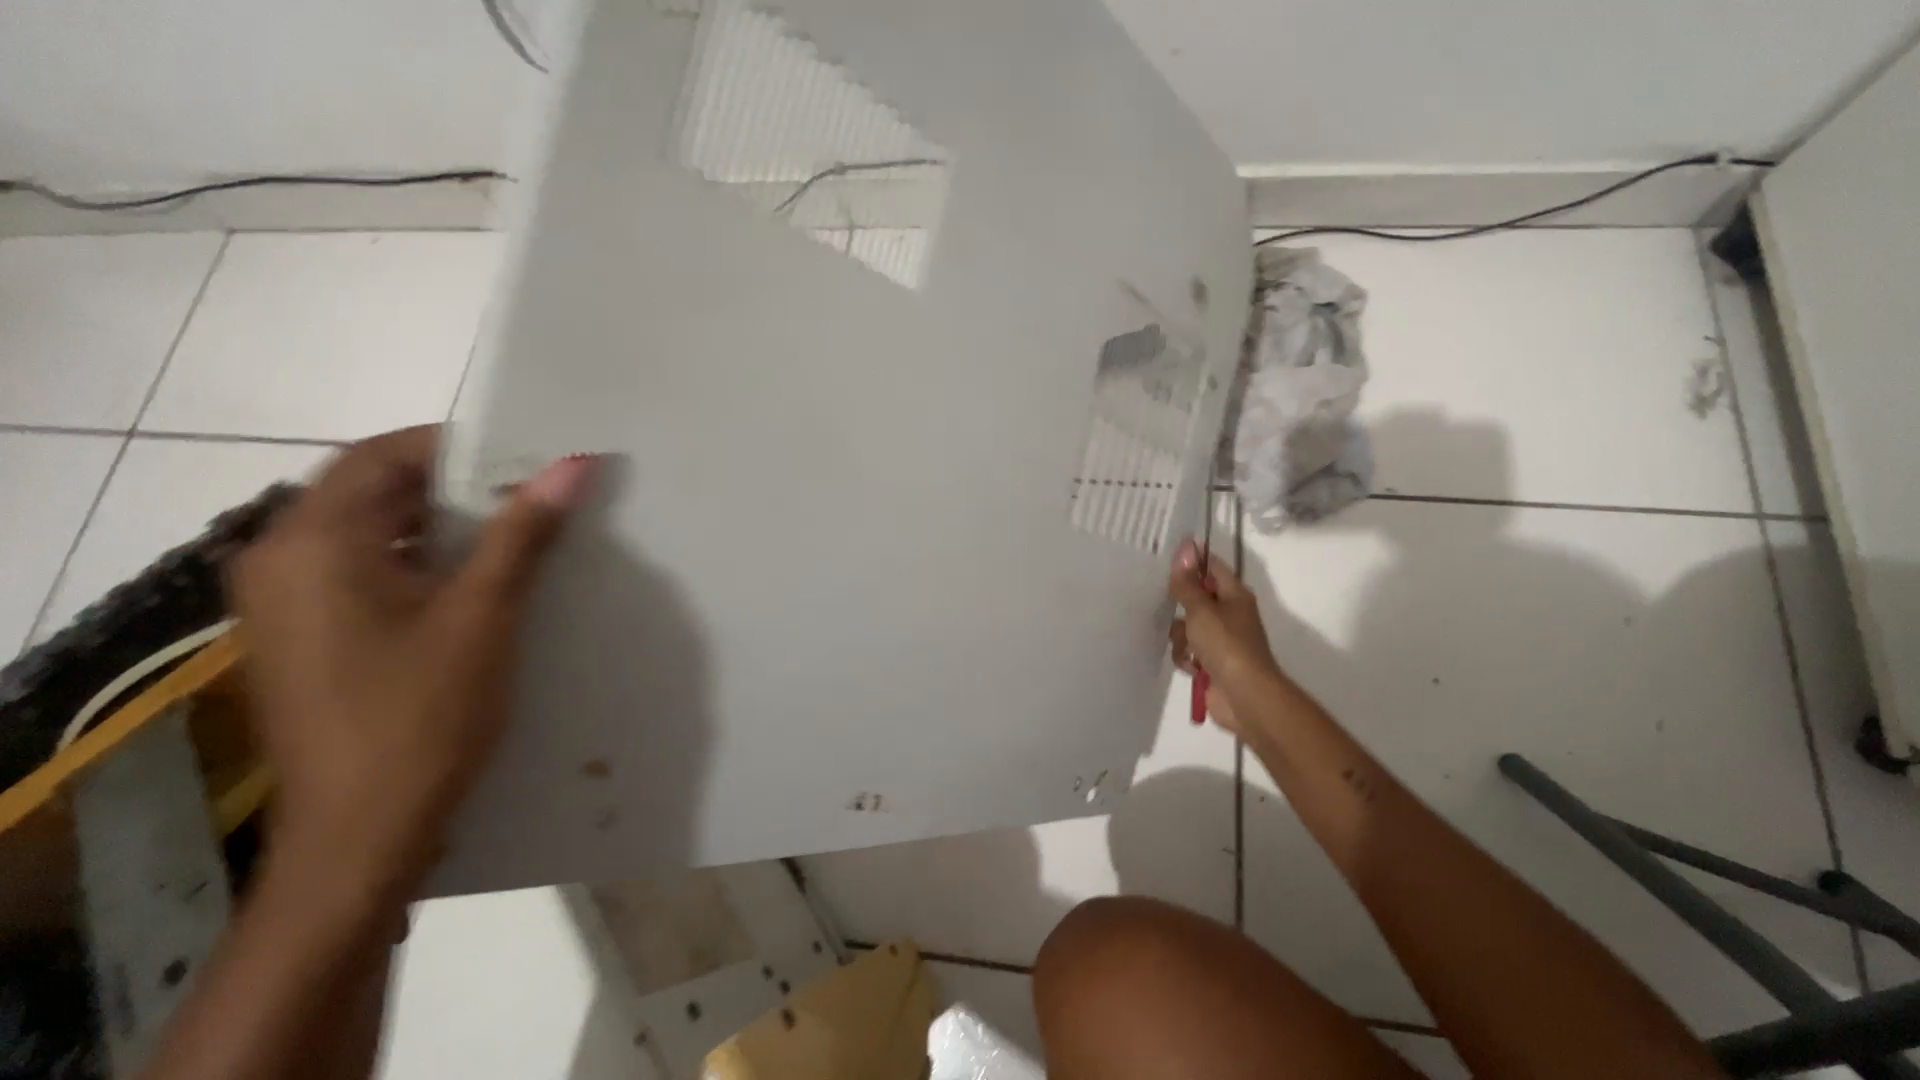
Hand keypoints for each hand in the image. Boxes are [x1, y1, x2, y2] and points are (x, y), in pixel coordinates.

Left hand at [229, 426, 593, 894]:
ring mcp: (279, 602)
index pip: (382, 454)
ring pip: (365, 532)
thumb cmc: (420, 718)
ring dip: (437, 527)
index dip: (459, 446)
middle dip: (454, 487)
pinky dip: (412, 564)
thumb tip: (572, 463)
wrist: (358, 838)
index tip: (527, 458)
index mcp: (312, 540)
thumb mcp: (482, 616)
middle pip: (370, 490)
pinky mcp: (296, 637)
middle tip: (532, 497)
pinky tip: (469, 588)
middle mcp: (277, 558)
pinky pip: (356, 572)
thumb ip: (522, 532)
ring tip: (512, 538)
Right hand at [1167, 538, 1281, 735]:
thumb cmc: (1226, 645)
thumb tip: (1185, 548)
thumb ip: (1187, 583)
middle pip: (1196, 599)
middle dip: (1180, 607)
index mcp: (1234, 595)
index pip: (1212, 567)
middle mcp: (1229, 614)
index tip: (1166, 559)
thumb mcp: (1201, 610)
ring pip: (1188, 628)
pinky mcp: (1212, 663)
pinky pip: (1189, 652)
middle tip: (1165, 607)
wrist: (1245, 695)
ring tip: (1187, 649)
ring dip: (1182, 638)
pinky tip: (1191, 668)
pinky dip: (1187, 658)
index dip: (1192, 561)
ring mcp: (1222, 640)